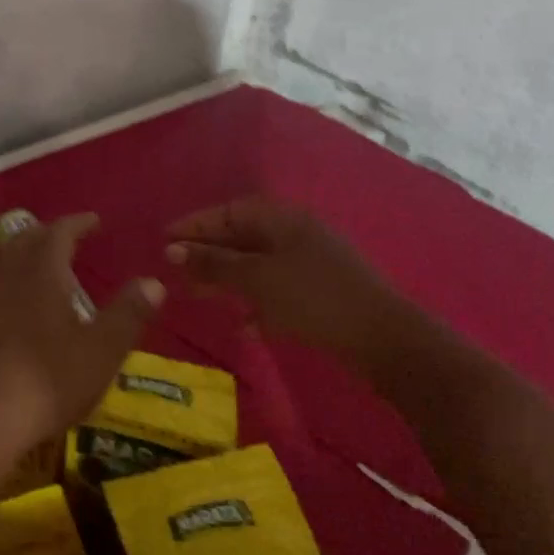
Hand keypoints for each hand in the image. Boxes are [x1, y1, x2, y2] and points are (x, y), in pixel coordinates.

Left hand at [0, 214, 163, 451]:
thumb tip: (153, 282)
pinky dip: (15, 284)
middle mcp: (9, 277)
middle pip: (25, 241)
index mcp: (41, 272)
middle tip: (70, 237)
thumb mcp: (101, 350)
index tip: (94, 220)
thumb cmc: (49, 377)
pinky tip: (23, 307)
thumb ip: (127, 315)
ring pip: (7, 264)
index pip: (58, 233)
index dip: (77, 223)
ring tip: (49, 269)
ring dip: (28, 257)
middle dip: (48, 234)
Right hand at [165, 199, 426, 368]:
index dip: (194, 225)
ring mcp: (313, 264)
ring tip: (200, 296)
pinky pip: (278, 290)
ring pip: (258, 265)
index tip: (164, 240)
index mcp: (281, 218)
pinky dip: (257, 302)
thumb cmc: (315, 299)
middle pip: (242, 237)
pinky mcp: (324, 295)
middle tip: (177, 271)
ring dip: (228, 278)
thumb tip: (173, 250)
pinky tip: (245, 326)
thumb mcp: (256, 279)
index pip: (227, 212)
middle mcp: (296, 233)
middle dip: (208, 253)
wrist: (389, 342)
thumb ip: (213, 263)